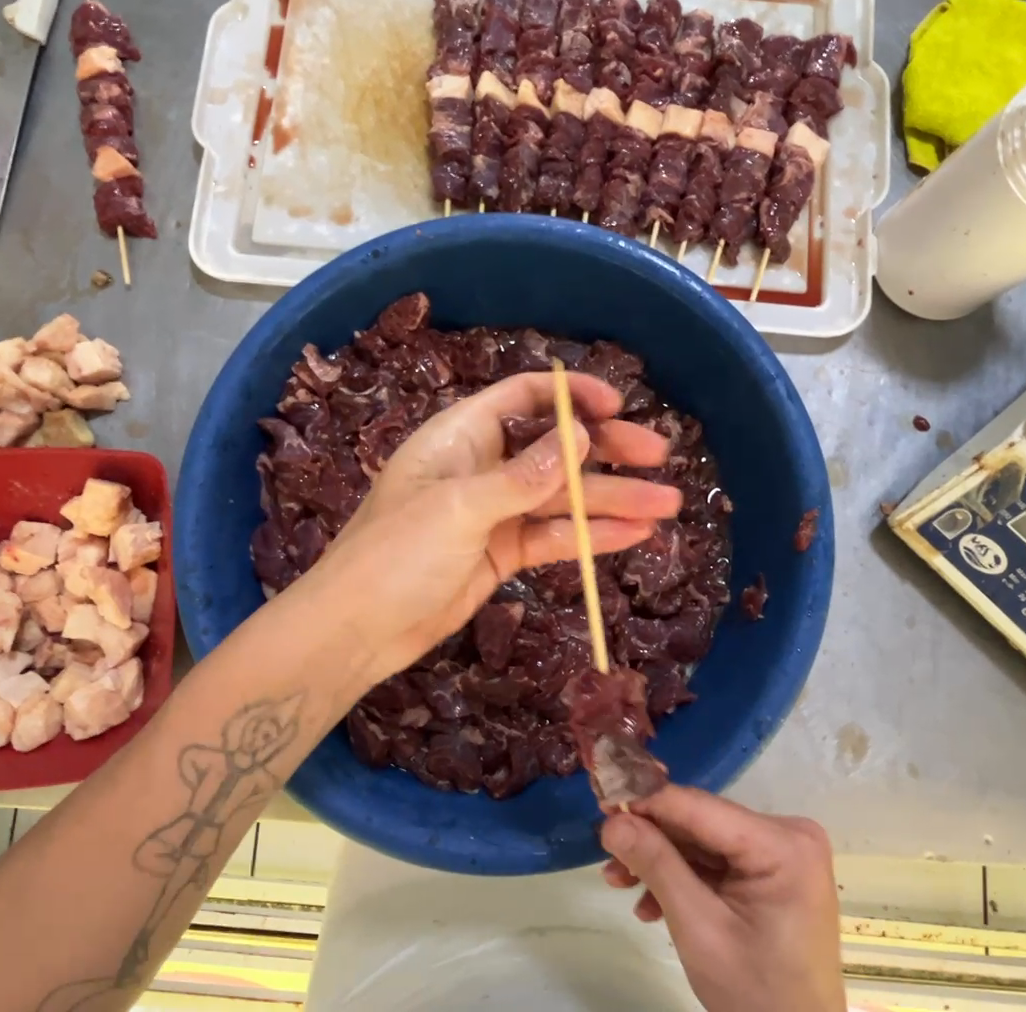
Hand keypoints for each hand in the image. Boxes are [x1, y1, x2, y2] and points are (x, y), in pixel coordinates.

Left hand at [293, 371, 681, 682]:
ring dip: (613, 500)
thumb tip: (581, 438)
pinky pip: (553, 537)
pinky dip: (591, 537)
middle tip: (660, 456)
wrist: (357, 630)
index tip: (618, 406)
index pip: (524, 398)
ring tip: (668, 505)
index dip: (571, 396)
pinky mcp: (502, 554)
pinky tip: (635, 535)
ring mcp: (494, 512)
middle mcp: (482, 466)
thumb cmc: (396, 554)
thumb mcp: (460, 508)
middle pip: (554, 448)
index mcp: (461, 436)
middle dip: (606, 451)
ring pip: (562, 498)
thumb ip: (524, 476)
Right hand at [601, 787, 843, 1011]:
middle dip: (650, 841)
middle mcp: (787, 834)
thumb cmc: (756, 991)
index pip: (698, 806)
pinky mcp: (771, 873)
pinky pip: (715, 862)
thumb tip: (610, 821)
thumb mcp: (698, 928)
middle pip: (698, 823)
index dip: (645, 801)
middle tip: (605, 853)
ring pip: (701, 842)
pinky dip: (682, 878)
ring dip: (659, 862)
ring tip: (618, 883)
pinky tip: (651, 904)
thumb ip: (656, 865)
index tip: (600, 803)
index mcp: (782, 843)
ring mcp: (781, 853)